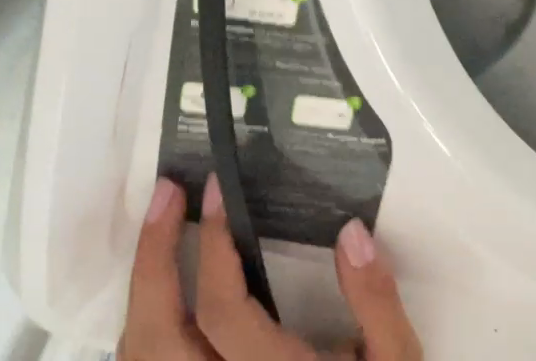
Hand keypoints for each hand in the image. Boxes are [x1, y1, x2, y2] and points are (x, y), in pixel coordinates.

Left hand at [120, 177, 422, 360]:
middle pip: (154, 337)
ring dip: (141, 292)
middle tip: (165, 193)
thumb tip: (351, 232)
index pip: (219, 310)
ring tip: (158, 231)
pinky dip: (145, 329)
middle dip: (151, 258)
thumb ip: (376, 299)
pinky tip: (166, 293)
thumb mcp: (395, 359)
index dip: (211, 246)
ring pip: (140, 359)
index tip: (216, 191)